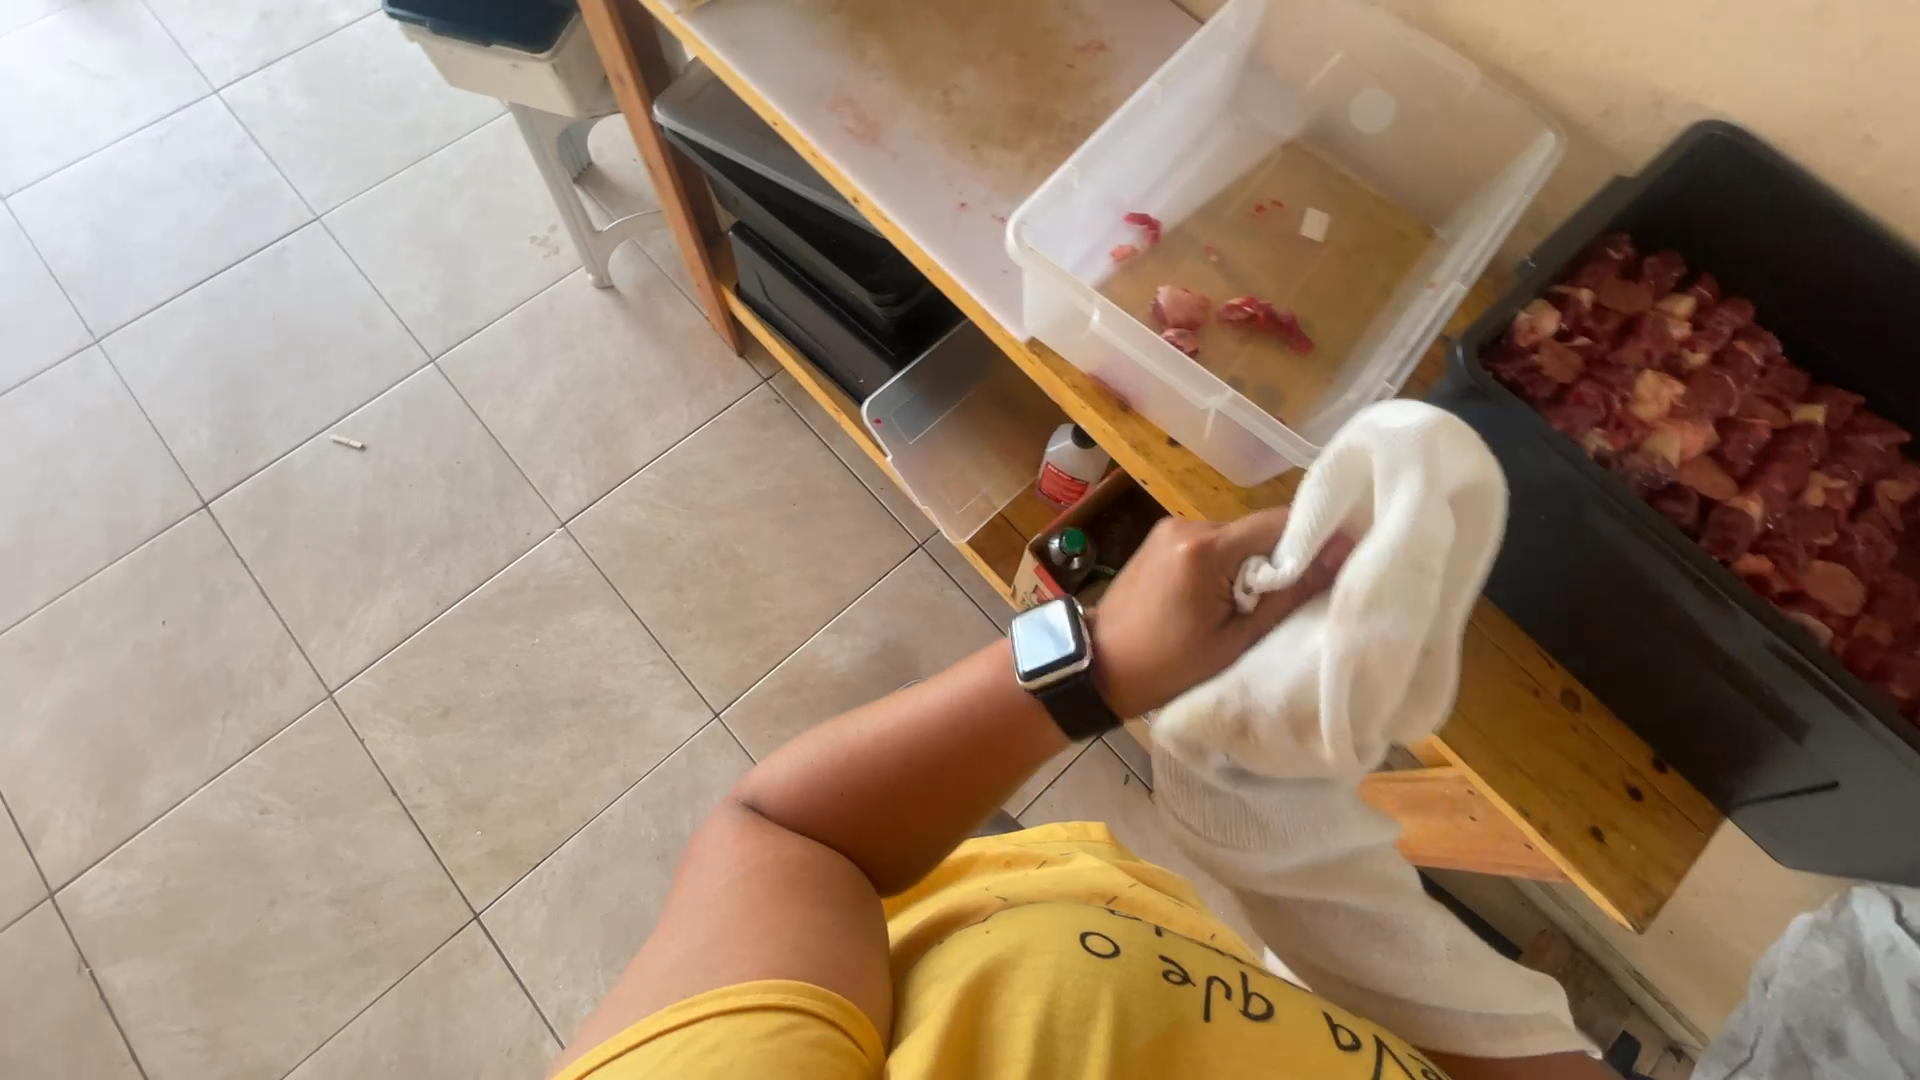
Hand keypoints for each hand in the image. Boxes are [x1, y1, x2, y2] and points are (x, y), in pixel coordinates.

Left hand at [1088, 508, 1349, 717]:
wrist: (1101, 664)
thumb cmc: (1168, 665)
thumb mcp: (1237, 638)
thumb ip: (1289, 594)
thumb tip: (1342, 552)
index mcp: (1204, 548)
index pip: (1279, 522)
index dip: (1315, 539)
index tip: (1340, 562)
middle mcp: (1186, 524)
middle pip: (1257, 528)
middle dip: (1281, 557)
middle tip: (1293, 597)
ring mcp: (1170, 528)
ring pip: (1235, 535)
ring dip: (1252, 562)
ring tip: (1252, 603)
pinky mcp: (1161, 538)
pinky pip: (1211, 542)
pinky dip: (1226, 563)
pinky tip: (1222, 595)